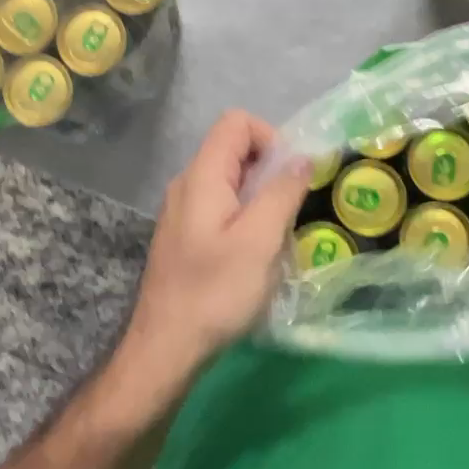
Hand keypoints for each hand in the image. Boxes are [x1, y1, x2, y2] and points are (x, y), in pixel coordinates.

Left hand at [120, 111, 313, 379]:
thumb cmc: (216, 292)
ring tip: (277, 239)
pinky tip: (255, 257)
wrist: (167, 346)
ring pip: (230, 184)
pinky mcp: (185, 238)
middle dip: (270, 172)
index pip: (236, 123)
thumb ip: (282, 193)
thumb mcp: (260, 240)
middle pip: (234, 151)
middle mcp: (186, 185)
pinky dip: (245, 221)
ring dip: (261, 200)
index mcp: (201, 177)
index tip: (292, 178)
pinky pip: (221, 210)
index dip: (271, 138)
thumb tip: (301, 158)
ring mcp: (182, 213)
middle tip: (290, 214)